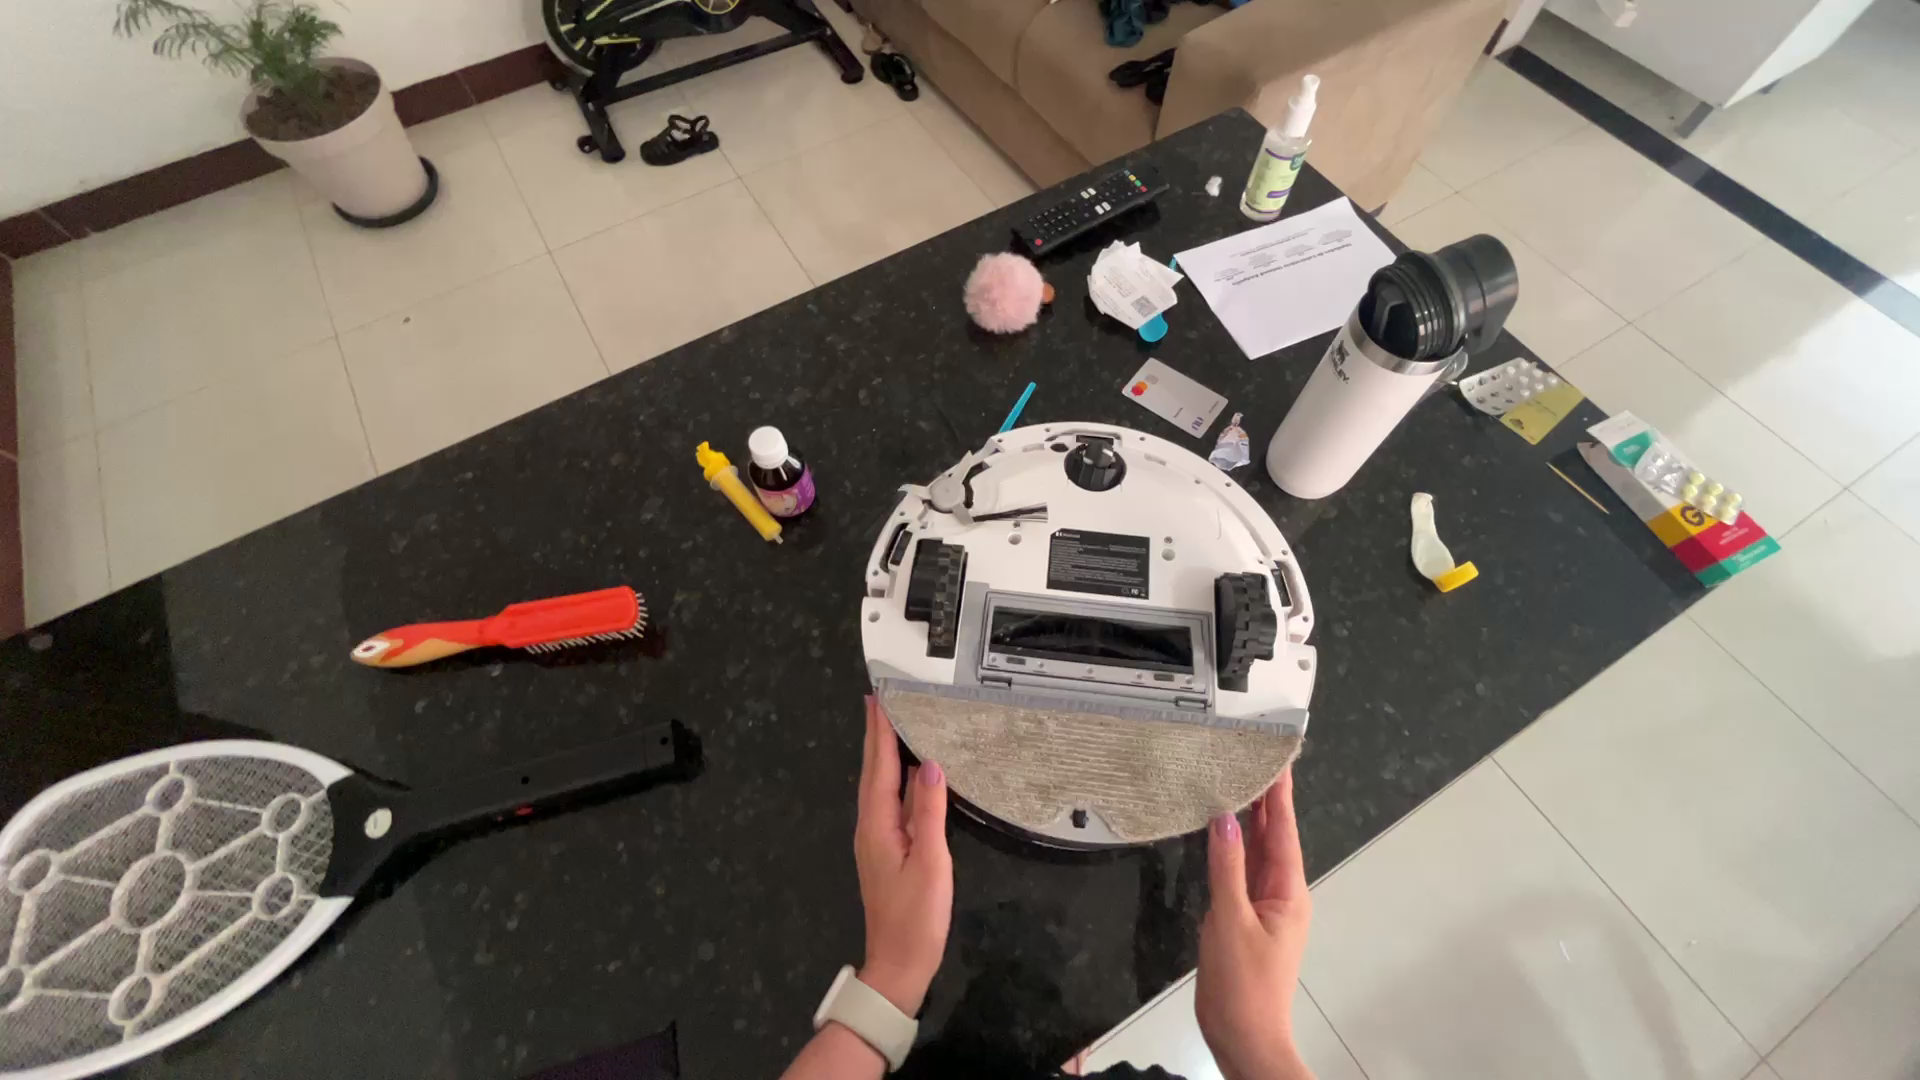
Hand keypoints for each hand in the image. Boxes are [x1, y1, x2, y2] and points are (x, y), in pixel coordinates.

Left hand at [853, 696, 952, 1015]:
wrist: (899, 965)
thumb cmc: (916, 917)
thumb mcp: (931, 863)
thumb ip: (931, 813)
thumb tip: (931, 765)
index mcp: (878, 824)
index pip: (879, 767)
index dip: (880, 732)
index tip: (878, 699)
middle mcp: (871, 825)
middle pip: (874, 771)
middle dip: (877, 735)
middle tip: (880, 700)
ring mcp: (877, 838)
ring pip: (881, 785)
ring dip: (885, 752)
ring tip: (893, 724)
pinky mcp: (887, 848)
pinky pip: (890, 801)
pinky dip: (896, 777)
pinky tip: (909, 773)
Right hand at [1195, 768, 1313, 1079]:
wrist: (1241, 1036)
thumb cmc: (1244, 980)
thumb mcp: (1232, 918)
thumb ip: (1227, 865)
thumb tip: (1224, 815)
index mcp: (1288, 892)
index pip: (1284, 832)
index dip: (1280, 795)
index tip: (1277, 760)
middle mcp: (1279, 892)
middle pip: (1273, 837)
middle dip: (1265, 799)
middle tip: (1252, 758)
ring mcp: (1260, 904)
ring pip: (1255, 851)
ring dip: (1248, 818)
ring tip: (1235, 780)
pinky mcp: (1241, 914)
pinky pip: (1238, 868)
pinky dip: (1230, 844)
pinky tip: (1218, 827)